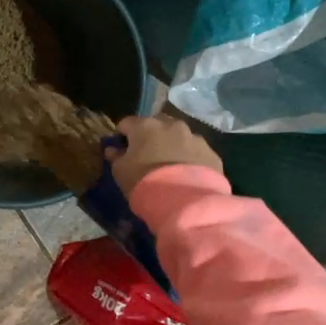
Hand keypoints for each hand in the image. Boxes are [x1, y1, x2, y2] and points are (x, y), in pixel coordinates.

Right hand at [107, 115, 223, 195]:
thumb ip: (116, 156)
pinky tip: (186, 175)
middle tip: (147, 154)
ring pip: (180, 136)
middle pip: (157, 123)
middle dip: (151, 135)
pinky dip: (190, 158)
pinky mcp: (212, 154)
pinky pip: (196, 152)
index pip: (127, 123)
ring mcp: (194, 138)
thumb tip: (113, 150)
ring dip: (173, 145)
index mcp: (144, 126)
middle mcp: (171, 125)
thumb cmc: (144, 181)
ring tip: (170, 165)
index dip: (123, 135)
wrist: (185, 201)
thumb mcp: (120, 171)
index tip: (121, 148)